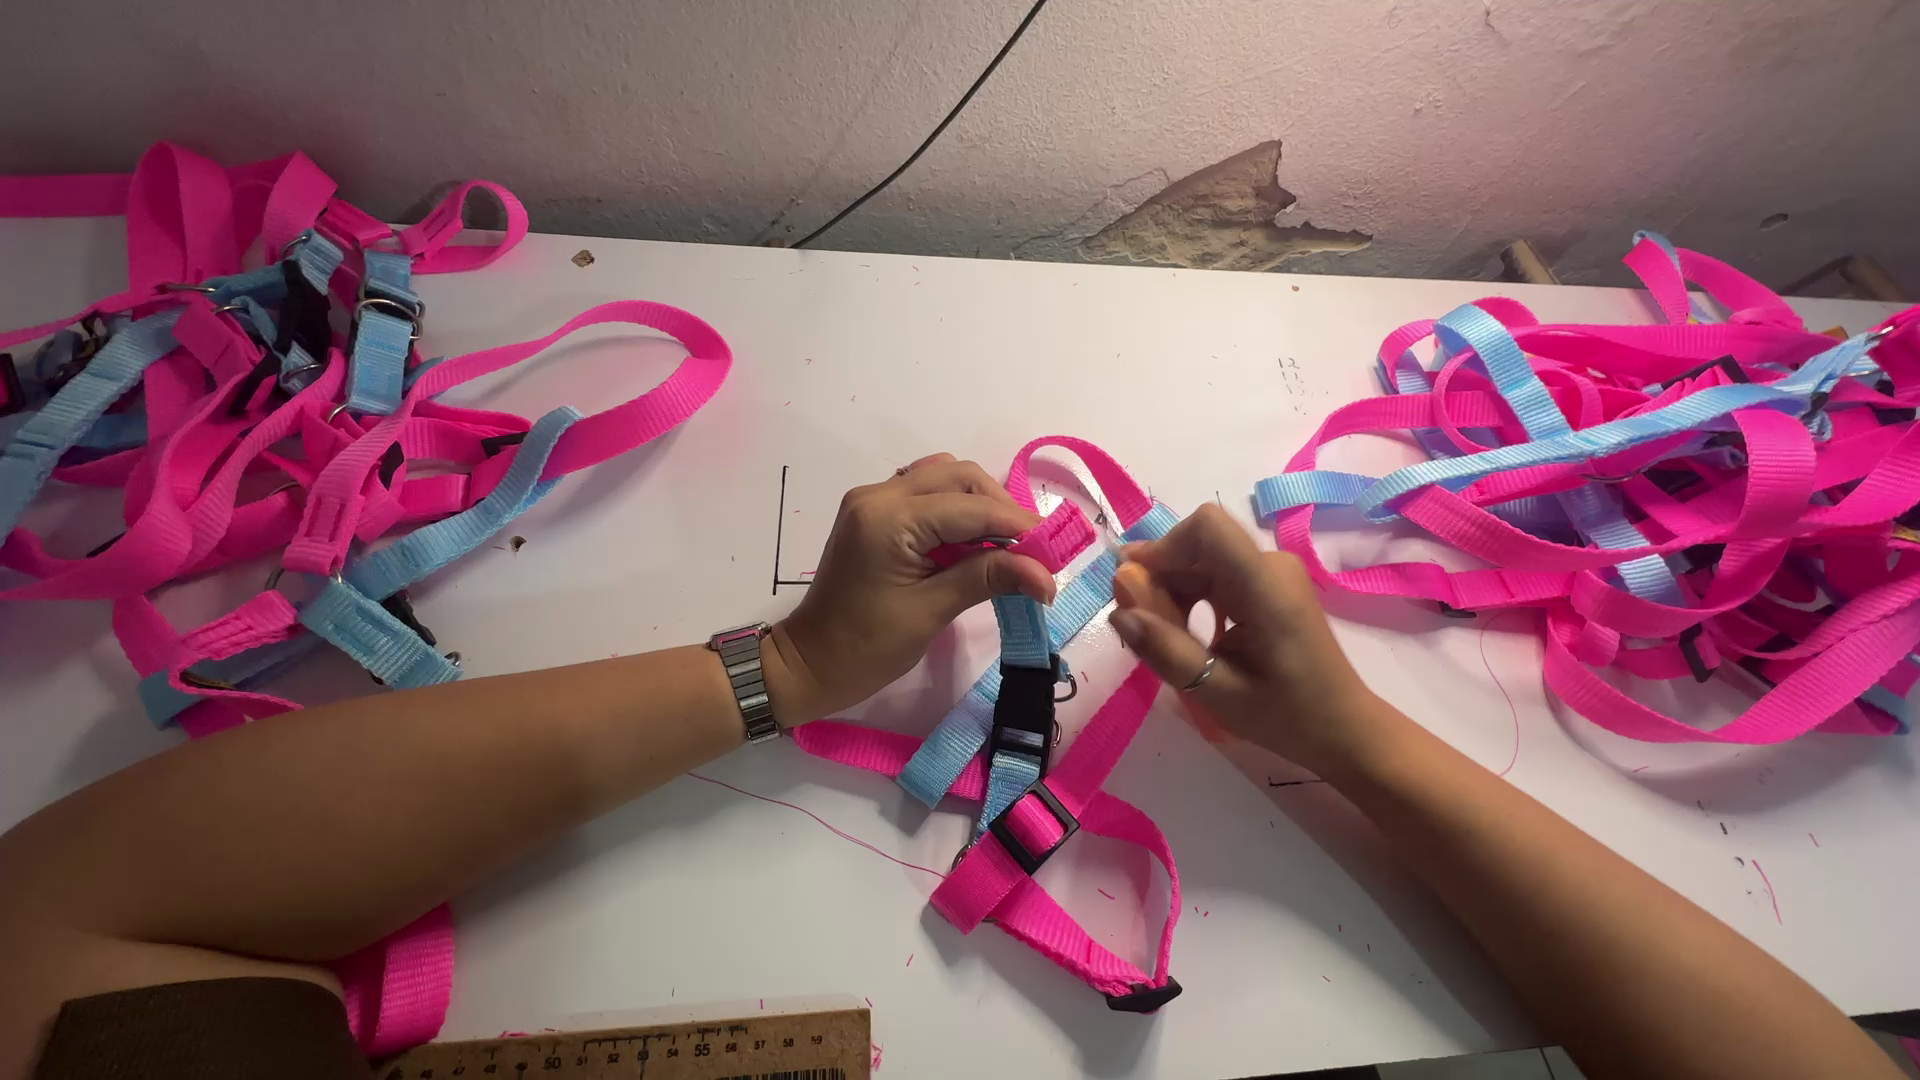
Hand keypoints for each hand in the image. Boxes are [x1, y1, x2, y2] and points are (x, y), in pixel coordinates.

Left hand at [766, 454, 1056, 724]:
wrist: (809, 662)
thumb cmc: (866, 647)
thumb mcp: (932, 611)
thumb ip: (989, 579)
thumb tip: (1047, 576)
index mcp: (889, 518)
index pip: (970, 507)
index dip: (1018, 525)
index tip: (1055, 551)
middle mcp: (879, 494)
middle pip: (959, 476)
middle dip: (1000, 508)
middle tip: (1029, 551)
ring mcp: (873, 499)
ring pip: (944, 478)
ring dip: (979, 505)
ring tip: (1003, 546)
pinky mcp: (873, 512)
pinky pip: (926, 493)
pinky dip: (955, 510)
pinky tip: (971, 542)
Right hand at [1106, 503, 1380, 774]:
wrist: (1342, 728)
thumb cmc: (1287, 717)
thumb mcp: (1218, 693)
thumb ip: (1166, 649)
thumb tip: (1119, 612)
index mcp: (1266, 587)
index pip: (1207, 527)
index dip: (1163, 547)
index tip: (1136, 589)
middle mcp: (1269, 566)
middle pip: (1196, 543)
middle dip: (1160, 577)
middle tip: (1145, 629)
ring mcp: (1269, 572)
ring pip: (1199, 557)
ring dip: (1171, 589)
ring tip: (1165, 636)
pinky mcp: (1265, 583)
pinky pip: (1212, 572)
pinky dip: (1188, 596)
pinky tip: (1186, 632)